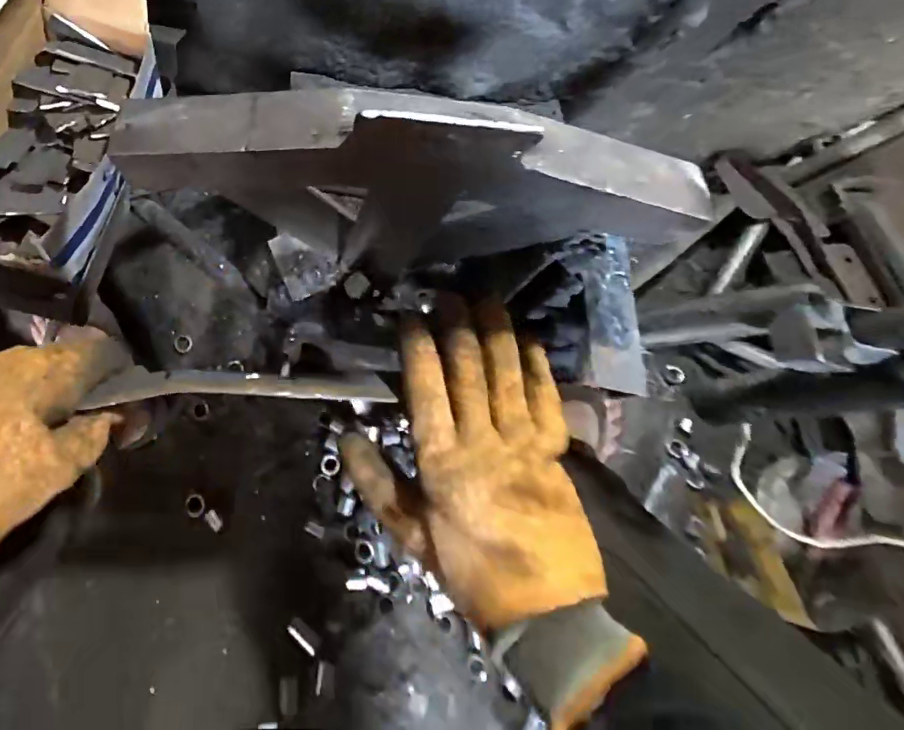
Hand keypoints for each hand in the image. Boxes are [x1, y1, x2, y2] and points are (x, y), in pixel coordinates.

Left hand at [0, 329, 123, 550]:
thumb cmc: (5, 485)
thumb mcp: (66, 463)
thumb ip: (97, 429)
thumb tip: (113, 414)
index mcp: (40, 370)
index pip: (96, 350)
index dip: (118, 367)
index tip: (129, 389)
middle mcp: (8, 360)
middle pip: (60, 354)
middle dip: (83, 374)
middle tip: (98, 403)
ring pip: (28, 364)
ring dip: (51, 380)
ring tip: (62, 409)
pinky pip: (0, 379)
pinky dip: (21, 389)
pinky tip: (25, 414)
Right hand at [341, 295, 606, 630]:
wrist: (547, 609)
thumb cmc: (471, 571)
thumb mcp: (413, 538)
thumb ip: (377, 485)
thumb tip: (346, 436)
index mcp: (443, 464)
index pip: (426, 389)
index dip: (418, 347)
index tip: (410, 318)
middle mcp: (483, 442)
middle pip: (468, 370)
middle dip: (456, 325)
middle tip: (446, 295)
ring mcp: (525, 441)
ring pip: (508, 373)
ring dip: (496, 331)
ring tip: (486, 300)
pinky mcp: (557, 448)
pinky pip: (546, 394)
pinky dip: (537, 363)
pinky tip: (527, 338)